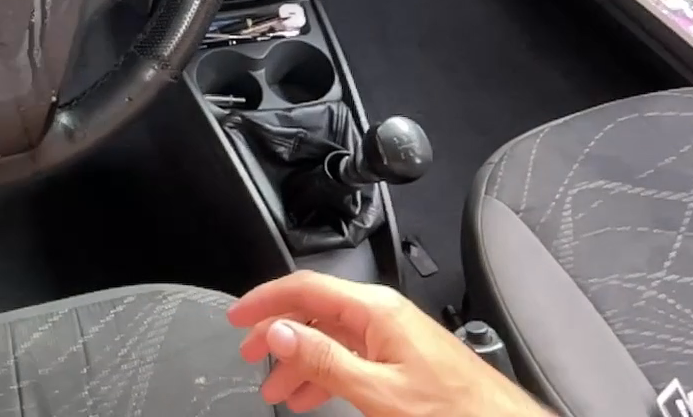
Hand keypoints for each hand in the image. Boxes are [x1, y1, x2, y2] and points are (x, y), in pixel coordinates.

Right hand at [229, 271, 548, 416]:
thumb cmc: (454, 414)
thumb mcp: (379, 394)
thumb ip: (324, 361)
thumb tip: (279, 331)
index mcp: (374, 309)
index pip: (305, 289)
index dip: (266, 300)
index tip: (238, 317)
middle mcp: (381, 313)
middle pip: (313, 310)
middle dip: (277, 331)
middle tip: (248, 352)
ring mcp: (391, 334)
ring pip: (329, 335)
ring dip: (298, 358)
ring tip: (275, 385)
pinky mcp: (400, 356)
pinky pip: (349, 353)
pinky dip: (323, 370)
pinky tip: (310, 393)